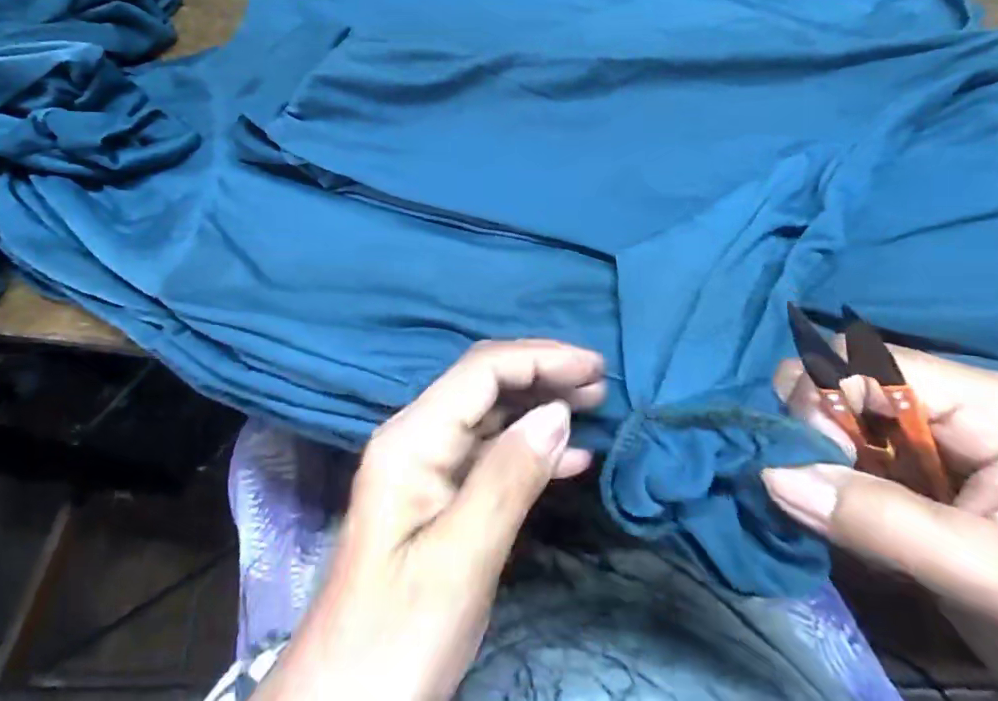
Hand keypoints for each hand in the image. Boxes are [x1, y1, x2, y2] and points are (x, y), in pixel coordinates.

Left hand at [258, 340, 605, 700]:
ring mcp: (425, 472)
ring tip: (595, 408)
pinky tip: (571, 458)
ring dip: (543, 407)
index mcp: (411, 441)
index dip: (542, 358)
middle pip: (486, 384)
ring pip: (492, 417)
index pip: (482, 371)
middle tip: (601, 384)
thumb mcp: (459, 561)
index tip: (595, 367)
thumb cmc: (396, 638)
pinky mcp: (437, 503)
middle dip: (545, 374)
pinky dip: (532, 450)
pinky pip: (491, 457)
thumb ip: (508, 479)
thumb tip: (558, 411)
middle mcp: (416, 442)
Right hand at [762, 346, 997, 700]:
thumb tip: (775, 474)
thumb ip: (891, 526)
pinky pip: (855, 460)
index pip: (885, 365)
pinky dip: (832, 487)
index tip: (796, 459)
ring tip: (825, 516)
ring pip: (846, 422)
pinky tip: (840, 522)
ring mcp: (947, 443)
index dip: (826, 394)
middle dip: (818, 430)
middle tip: (806, 490)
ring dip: (820, 462)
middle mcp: (969, 408)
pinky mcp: (928, 480)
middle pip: (857, 384)